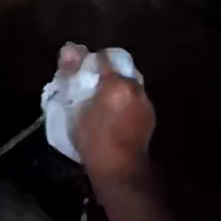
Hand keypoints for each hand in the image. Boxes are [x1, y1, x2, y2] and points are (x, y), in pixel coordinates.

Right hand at [68, 46, 154, 187]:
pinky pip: (135, 98)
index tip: (81, 75)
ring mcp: (146, 101)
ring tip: (102, 105)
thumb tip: (69, 49)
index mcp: (117, 83)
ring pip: (128, 84)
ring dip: (116, 88)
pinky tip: (115, 117)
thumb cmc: (93, 140)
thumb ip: (72, 75)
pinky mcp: (150, 115)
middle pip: (118, 69)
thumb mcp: (76, 108)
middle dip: (105, 75)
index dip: (90, 63)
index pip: (104, 57)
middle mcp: (136, 88)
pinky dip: (125, 101)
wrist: (120, 172)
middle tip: (89, 91)